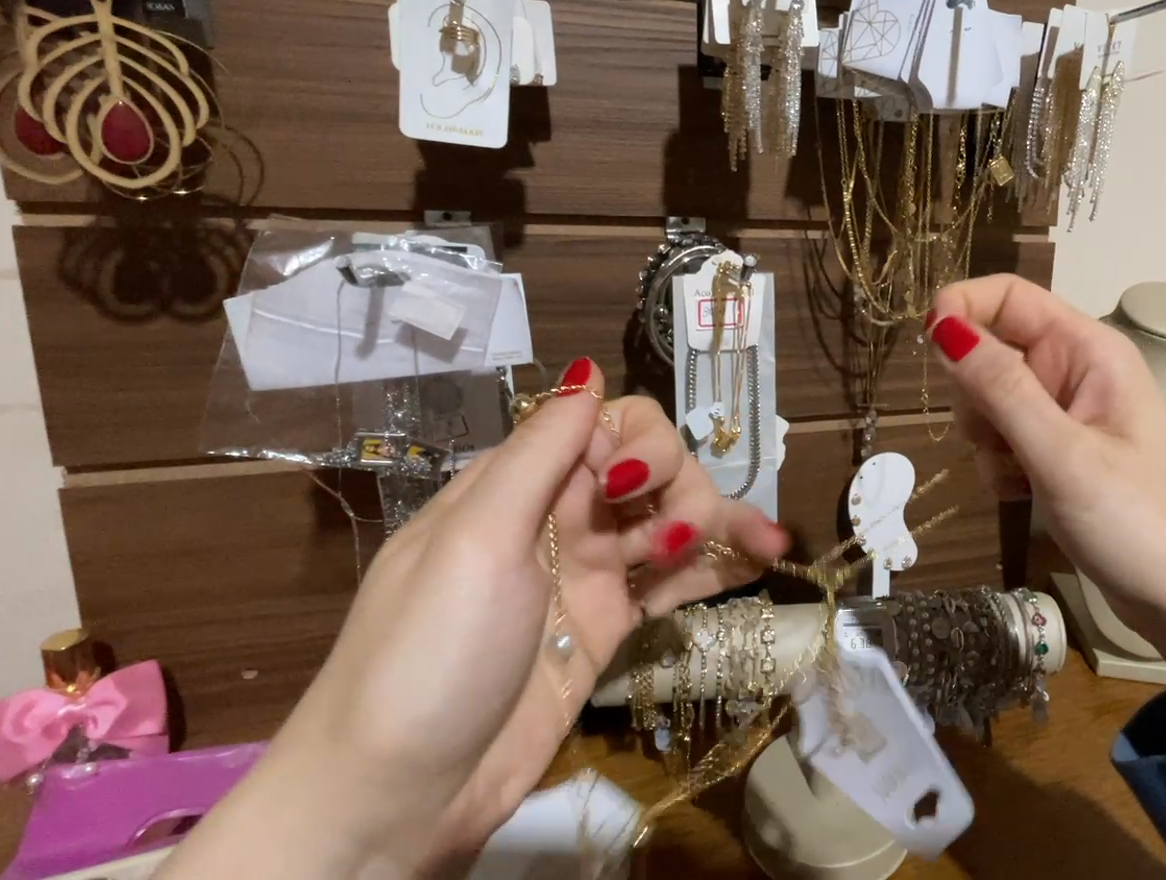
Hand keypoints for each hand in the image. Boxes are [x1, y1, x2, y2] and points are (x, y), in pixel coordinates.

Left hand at [158, 358, 789, 878]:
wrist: (399, 795)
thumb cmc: (429, 652)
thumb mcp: (475, 540)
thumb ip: (539, 453)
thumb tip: (587, 370)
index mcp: (519, 483)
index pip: (604, 425)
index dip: (637, 443)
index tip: (629, 486)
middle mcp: (561, 515)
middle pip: (651, 469)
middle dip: (681, 487)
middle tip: (672, 539)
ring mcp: (589, 572)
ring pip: (671, 521)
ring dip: (720, 523)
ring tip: (766, 544)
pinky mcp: (610, 624)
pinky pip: (672, 581)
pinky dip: (716, 566)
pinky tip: (762, 559)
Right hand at [926, 276, 1165, 754]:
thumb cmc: (1137, 522)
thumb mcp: (1062, 453)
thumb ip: (1000, 388)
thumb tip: (942, 326)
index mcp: (1088, 350)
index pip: (1010, 296)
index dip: (963, 307)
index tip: (927, 342)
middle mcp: (1075, 371)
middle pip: (991, 350)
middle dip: (977, 393)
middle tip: (1000, 437)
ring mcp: (1065, 415)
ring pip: (989, 400)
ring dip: (988, 438)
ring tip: (1025, 475)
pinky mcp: (1056, 453)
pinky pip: (1001, 440)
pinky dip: (1001, 467)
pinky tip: (1028, 494)